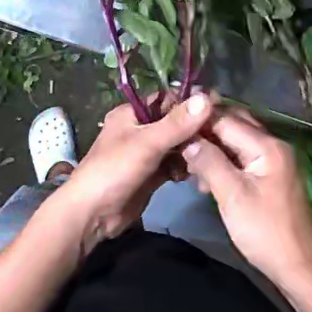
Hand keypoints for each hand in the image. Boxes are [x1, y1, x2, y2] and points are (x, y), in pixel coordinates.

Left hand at [48, 93, 215, 250]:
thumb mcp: (147, 143)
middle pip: (176, 124)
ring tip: (202, 162)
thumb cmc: (114, 170)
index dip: (192, 105)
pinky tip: (189, 177)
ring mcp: (145, 153)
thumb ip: (177, 123)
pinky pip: (173, 165)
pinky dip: (183, 168)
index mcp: (131, 114)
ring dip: (191, 152)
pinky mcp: (151, 174)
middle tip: (218, 142)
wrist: (93, 214)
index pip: (168, 100)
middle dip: (195, 132)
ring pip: (177, 146)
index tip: (218, 112)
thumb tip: (207, 98)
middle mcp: (139, 129)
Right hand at [181, 107, 311, 286]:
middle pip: (233, 125)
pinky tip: (204, 177)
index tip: (170, 126)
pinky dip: (222, 161)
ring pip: (236, 141)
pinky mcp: (269, 177)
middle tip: (176, 140)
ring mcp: (273, 161)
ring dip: (211, 147)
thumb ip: (209, 162)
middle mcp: (273, 146)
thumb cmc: (264, 230)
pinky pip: (241, 158)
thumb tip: (187, 139)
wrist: (298, 266)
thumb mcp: (232, 195)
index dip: (197, 121)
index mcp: (267, 146)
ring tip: (186, 162)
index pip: (225, 119)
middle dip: (204, 131)